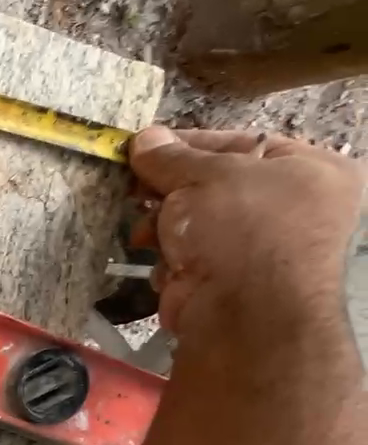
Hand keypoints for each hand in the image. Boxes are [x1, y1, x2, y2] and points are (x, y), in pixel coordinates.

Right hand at [129, 127, 363, 334]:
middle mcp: (293, 203)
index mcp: (310, 169)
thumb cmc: (240, 227)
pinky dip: (168, 255)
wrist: (241, 306)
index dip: (186, 145)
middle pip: (211, 184)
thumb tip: (145, 138)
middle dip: (167, 192)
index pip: (238, 144)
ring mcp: (258, 242)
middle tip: (134, 193)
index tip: (139, 149)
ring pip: (192, 220)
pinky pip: (187, 252)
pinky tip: (163, 260)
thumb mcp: (206, 177)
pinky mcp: (225, 273)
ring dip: (161, 226)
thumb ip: (174, 157)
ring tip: (145, 234)